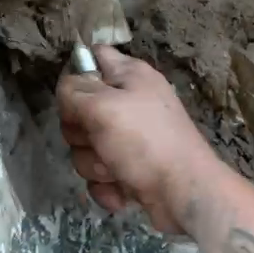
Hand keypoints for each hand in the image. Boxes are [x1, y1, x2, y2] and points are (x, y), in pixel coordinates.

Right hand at [56, 45, 216, 234]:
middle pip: (80, 107)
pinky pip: (99, 173)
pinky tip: (120, 191)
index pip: (93, 55)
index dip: (76, 71)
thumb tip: (67, 92)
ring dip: (94, 163)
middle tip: (96, 138)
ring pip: (86, 145)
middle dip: (81, 131)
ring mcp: (130, 139)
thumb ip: (72, 90)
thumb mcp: (102, 105)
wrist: (186, 196)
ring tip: (114, 171)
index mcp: (130, 76)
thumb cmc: (145, 142)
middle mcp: (130, 102)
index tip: (72, 94)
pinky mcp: (130, 170)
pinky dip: (106, 185)